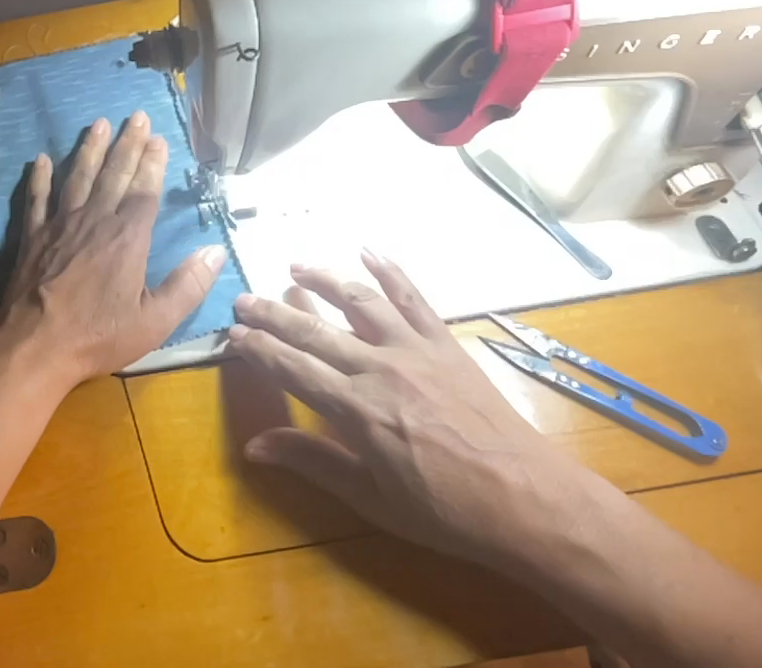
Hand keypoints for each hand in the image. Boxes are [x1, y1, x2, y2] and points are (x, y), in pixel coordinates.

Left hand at [0, 112, 226, 394]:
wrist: (34, 345)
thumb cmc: (97, 337)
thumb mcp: (154, 321)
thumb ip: (187, 285)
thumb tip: (216, 251)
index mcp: (128, 238)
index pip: (144, 191)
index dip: (153, 163)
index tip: (159, 138)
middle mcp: (95, 220)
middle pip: (114, 174)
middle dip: (127, 144)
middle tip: (136, 116)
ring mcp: (60, 225)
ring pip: (77, 177)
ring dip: (89, 149)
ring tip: (98, 123)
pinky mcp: (32, 236)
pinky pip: (36, 199)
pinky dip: (39, 178)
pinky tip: (41, 159)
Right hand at [227, 253, 606, 568]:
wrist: (529, 500)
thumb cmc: (445, 511)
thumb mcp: (372, 499)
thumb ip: (312, 462)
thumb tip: (254, 446)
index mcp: (356, 410)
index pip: (292, 368)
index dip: (258, 349)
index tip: (232, 334)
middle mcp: (379, 368)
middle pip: (314, 330)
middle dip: (273, 312)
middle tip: (243, 298)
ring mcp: (414, 349)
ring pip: (358, 301)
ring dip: (323, 279)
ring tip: (294, 266)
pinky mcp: (444, 343)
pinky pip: (413, 298)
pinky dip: (390, 271)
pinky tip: (369, 251)